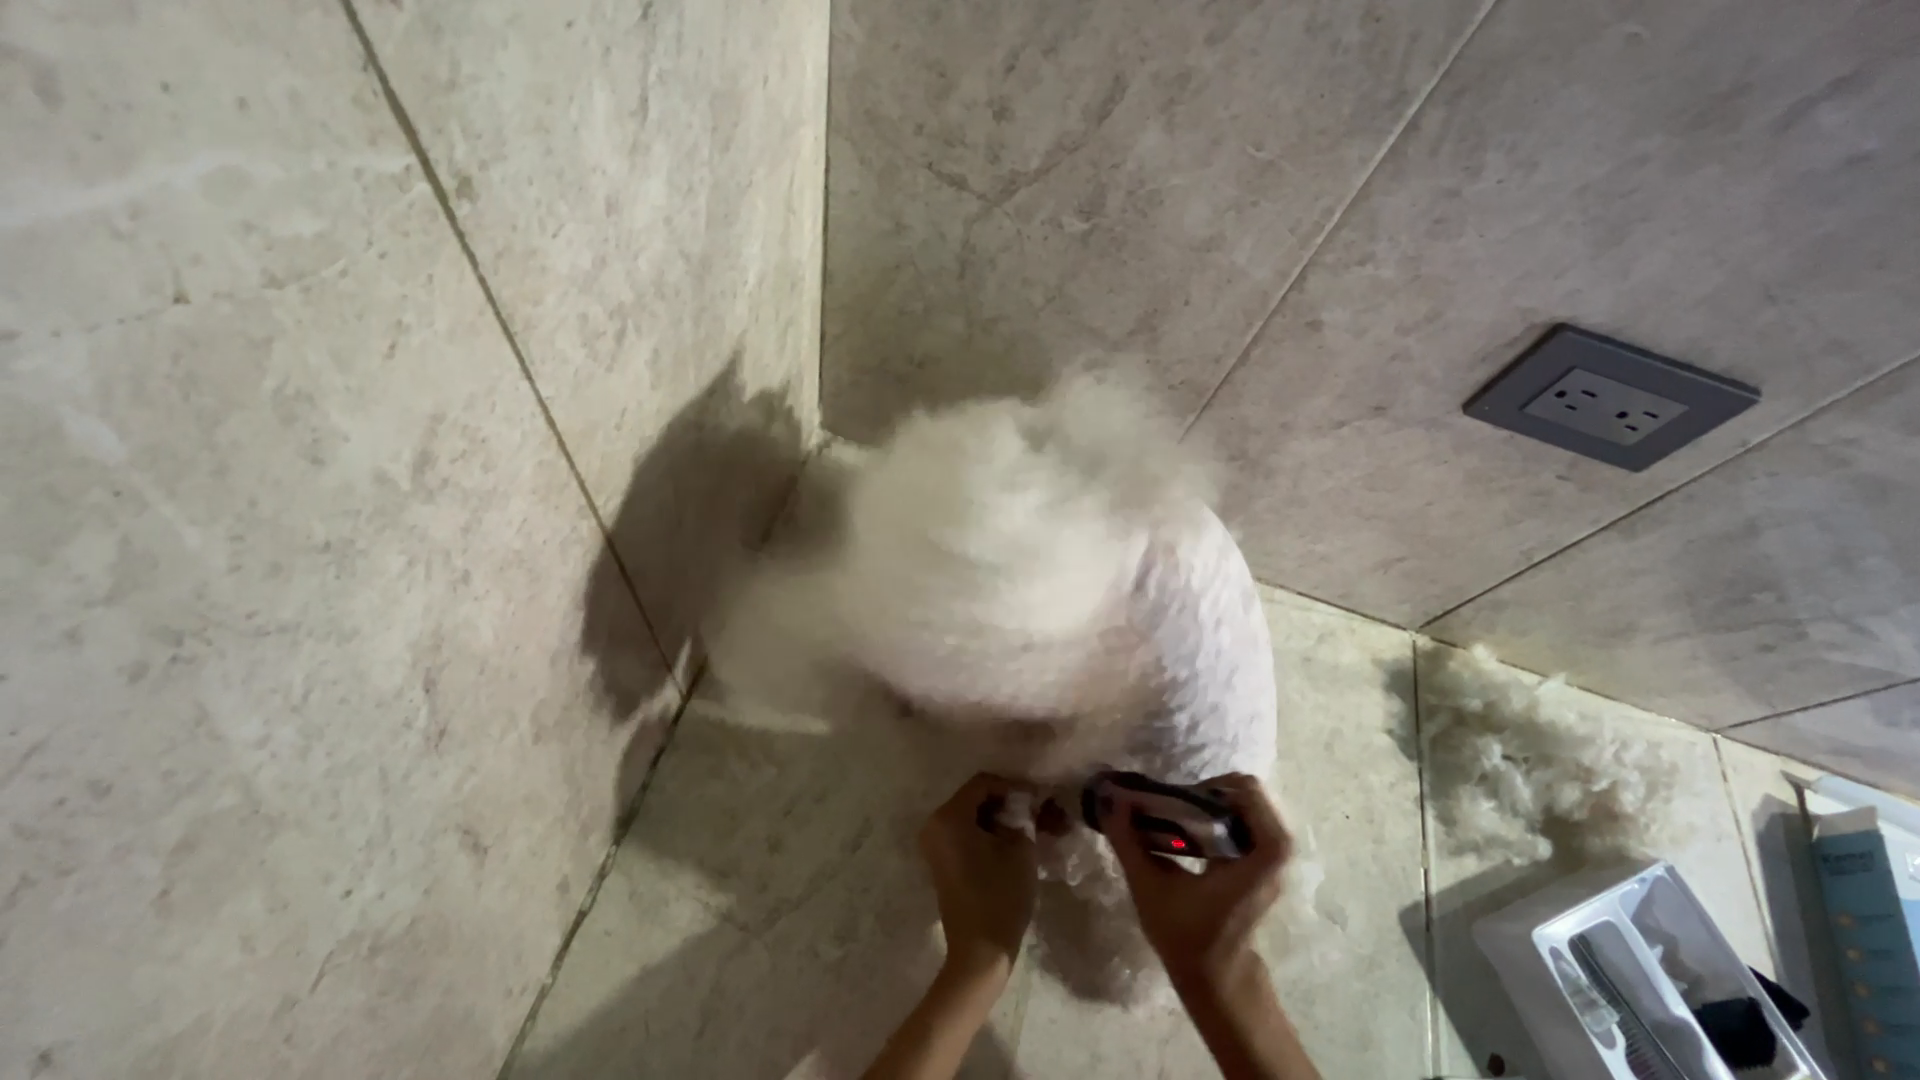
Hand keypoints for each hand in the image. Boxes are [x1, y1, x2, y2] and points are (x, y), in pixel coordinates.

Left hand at [918, 773, 1039, 980]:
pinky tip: (1012, 844)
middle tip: (1038, 814)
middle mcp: (934, 825)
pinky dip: (988, 833)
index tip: (1038, 801)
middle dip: (1007, 803)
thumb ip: (1023, 817)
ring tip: (1030, 829)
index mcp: (949, 817)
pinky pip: (965, 834)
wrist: (980, 951)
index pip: (983, 784)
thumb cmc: (1001, 896)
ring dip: (1000, 819)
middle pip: (975, 798)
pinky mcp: (941, 861)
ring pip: (972, 817)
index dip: (1013, 788)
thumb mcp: (1020, 849)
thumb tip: (1025, 803)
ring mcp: (935, 844)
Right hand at [1103, 773, 1292, 989]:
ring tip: (1182, 815)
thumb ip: (1127, 841)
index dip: (1220, 788)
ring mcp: (1270, 863)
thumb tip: (1110, 801)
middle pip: (1253, 798)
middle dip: (1214, 792)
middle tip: (1179, 803)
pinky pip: (1249, 824)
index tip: (1185, 798)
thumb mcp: (1149, 887)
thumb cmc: (1185, 936)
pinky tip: (1191, 831)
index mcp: (1256, 861)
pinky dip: (1222, 817)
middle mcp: (1272, 858)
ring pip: (1252, 809)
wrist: (1215, 978)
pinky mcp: (1261, 867)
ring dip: (1217, 803)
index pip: (1254, 800)